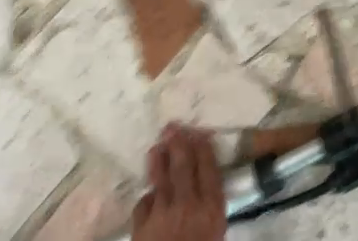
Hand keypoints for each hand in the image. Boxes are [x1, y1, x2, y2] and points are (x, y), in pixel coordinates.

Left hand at [133, 125, 226, 240]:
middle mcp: (188, 205)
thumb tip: (207, 193)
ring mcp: (162, 215)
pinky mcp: (141, 228)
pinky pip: (144, 205)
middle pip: (184, 166)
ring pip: (160, 179)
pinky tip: (149, 195)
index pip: (209, 168)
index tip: (200, 132)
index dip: (204, 148)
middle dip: (179, 144)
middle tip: (173, 127)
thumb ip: (211, 211)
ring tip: (156, 147)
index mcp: (212, 208)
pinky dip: (147, 198)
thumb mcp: (216, 234)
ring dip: (158, 161)